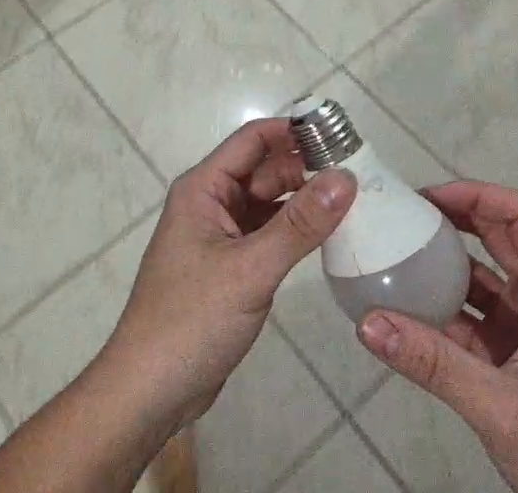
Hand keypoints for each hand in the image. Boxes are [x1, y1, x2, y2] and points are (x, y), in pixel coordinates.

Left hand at [90, 118, 355, 429]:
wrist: (152, 387)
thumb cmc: (191, 320)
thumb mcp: (250, 269)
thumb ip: (299, 225)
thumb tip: (346, 177)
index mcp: (203, 189)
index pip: (252, 140)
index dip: (295, 131)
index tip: (344, 134)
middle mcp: (210, 204)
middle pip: (263, 169)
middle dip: (307, 166)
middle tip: (365, 171)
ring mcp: (220, 236)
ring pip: (269, 203)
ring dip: (305, 200)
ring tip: (359, 200)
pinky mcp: (230, 267)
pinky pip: (268, 235)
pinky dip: (297, 232)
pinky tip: (333, 237)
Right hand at [357, 182, 517, 492]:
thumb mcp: (501, 408)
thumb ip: (433, 363)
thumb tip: (367, 322)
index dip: (478, 195)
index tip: (426, 196)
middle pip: (502, 240)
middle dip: (453, 220)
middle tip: (399, 214)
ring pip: (484, 280)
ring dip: (442, 265)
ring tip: (394, 251)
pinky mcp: (516, 363)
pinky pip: (473, 320)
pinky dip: (440, 310)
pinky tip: (403, 310)